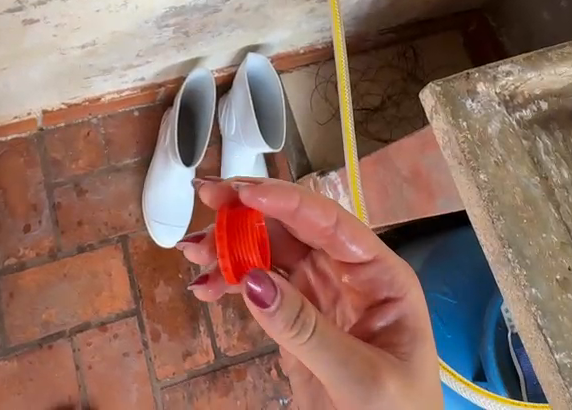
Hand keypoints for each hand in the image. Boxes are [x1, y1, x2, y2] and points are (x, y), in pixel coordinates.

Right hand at [180, 178, 440, 409]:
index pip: (330, 222)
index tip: (244, 192)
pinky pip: (259, 286)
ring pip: (269, 251)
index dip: (285, 200)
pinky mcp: (297, 319)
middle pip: (293, 228)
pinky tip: (205, 286)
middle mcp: (348, 274)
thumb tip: (252, 280)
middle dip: (247, 213)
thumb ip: (306, 330)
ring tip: (192, 249)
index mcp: (380, 275)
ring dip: (230, 245)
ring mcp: (320, 295)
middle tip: (206, 198)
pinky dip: (230, 280)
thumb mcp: (361, 380)